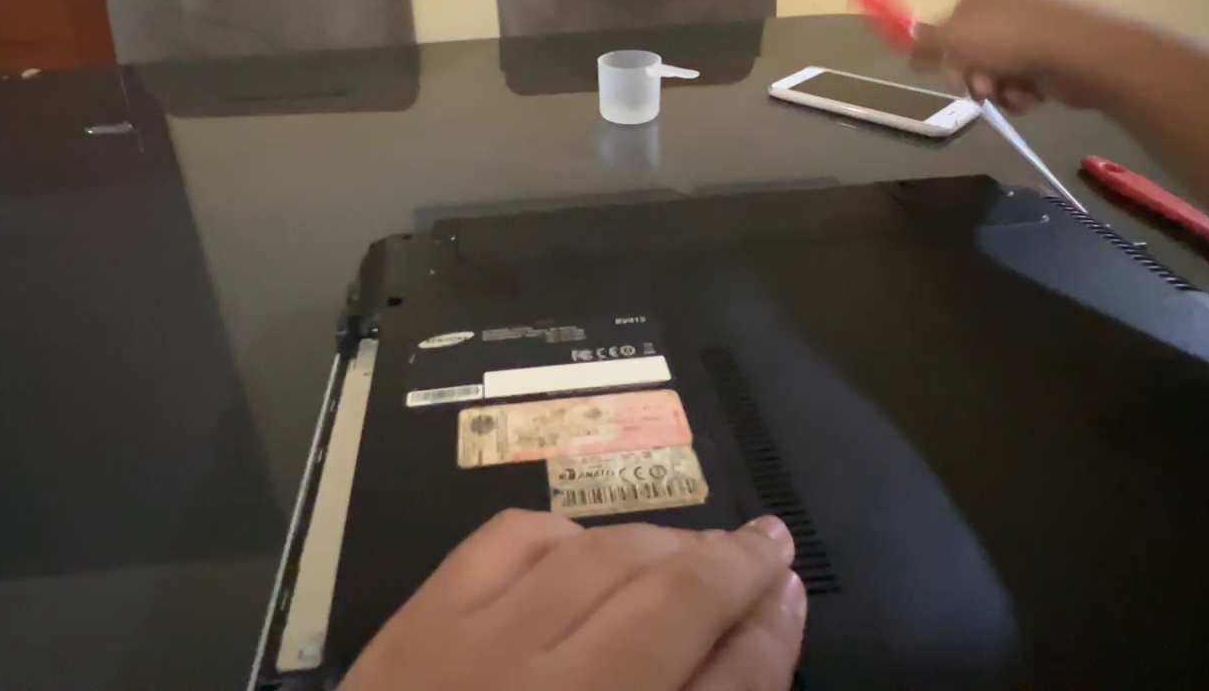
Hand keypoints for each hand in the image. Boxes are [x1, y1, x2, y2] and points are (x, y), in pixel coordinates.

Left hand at [339, 509, 806, 690]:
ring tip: (697, 541)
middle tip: (766, 545)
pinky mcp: (417, 623)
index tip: (790, 591)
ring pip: (596, 559)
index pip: (726, 688)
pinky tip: (583, 545)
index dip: (769, 634)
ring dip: (658, 541)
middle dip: (731, 566)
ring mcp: (475, 652)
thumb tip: (745, 646)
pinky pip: (507, 540)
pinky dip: (559, 534)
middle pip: (668, 604)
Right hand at [914, 0, 1133, 112]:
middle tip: (980, 86)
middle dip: (972, 74)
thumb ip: (922, 42)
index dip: (945, 51)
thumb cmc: (1008, 38)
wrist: (1081, 53)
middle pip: (972, 48)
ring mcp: (1037, 25)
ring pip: (997, 68)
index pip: (949, 21)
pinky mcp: (1058, 51)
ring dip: (996, 88)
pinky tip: (1029, 96)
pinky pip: (1024, 77)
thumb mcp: (949, 38)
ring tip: (1009, 93)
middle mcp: (1011, 0)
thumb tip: (909, 49)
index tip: (947, 70)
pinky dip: (1021, 92)